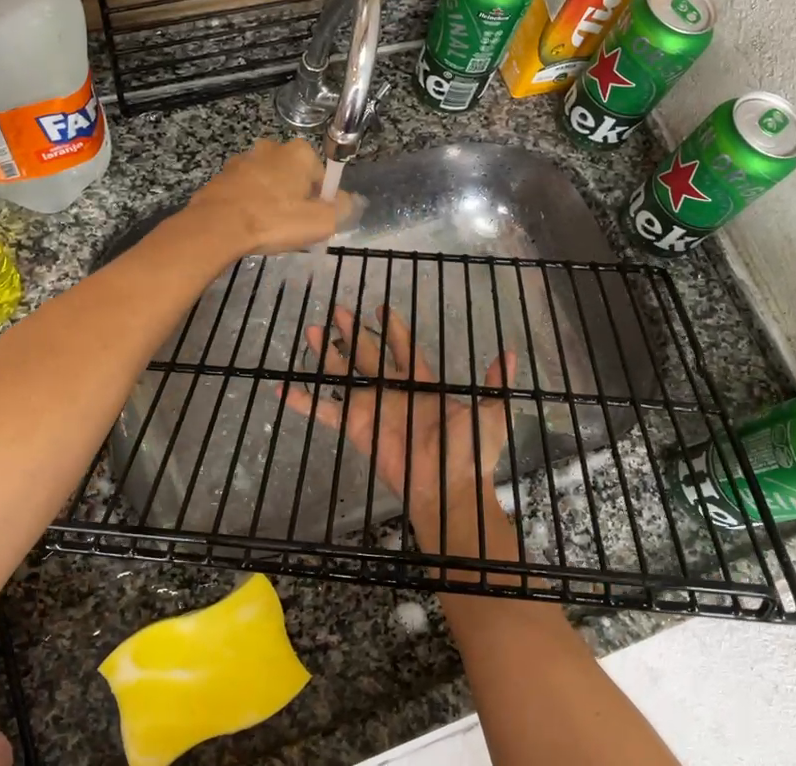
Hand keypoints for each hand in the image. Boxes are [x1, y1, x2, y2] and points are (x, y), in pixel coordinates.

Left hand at [179, 138, 348, 255]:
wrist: (217, 226)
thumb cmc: (274, 220)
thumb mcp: (321, 221)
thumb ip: (342, 208)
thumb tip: (347, 200)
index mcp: (299, 152)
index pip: (322, 176)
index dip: (321, 200)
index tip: (312, 220)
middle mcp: (271, 147)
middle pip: (294, 176)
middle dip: (295, 197)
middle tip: (292, 225)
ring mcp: (243, 160)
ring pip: (268, 183)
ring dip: (271, 200)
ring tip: (268, 227)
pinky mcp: (222, 175)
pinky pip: (245, 190)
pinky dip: (249, 203)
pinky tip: (248, 224)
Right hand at [283, 304, 515, 557]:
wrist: (450, 487)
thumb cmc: (471, 451)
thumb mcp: (491, 412)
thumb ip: (494, 383)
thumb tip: (510, 354)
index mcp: (422, 384)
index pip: (404, 348)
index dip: (394, 328)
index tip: (382, 307)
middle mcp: (394, 390)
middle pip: (368, 354)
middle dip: (354, 331)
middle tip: (339, 309)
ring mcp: (373, 407)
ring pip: (345, 373)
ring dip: (328, 354)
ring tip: (311, 330)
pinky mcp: (357, 426)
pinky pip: (326, 410)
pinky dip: (305, 401)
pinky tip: (285, 388)